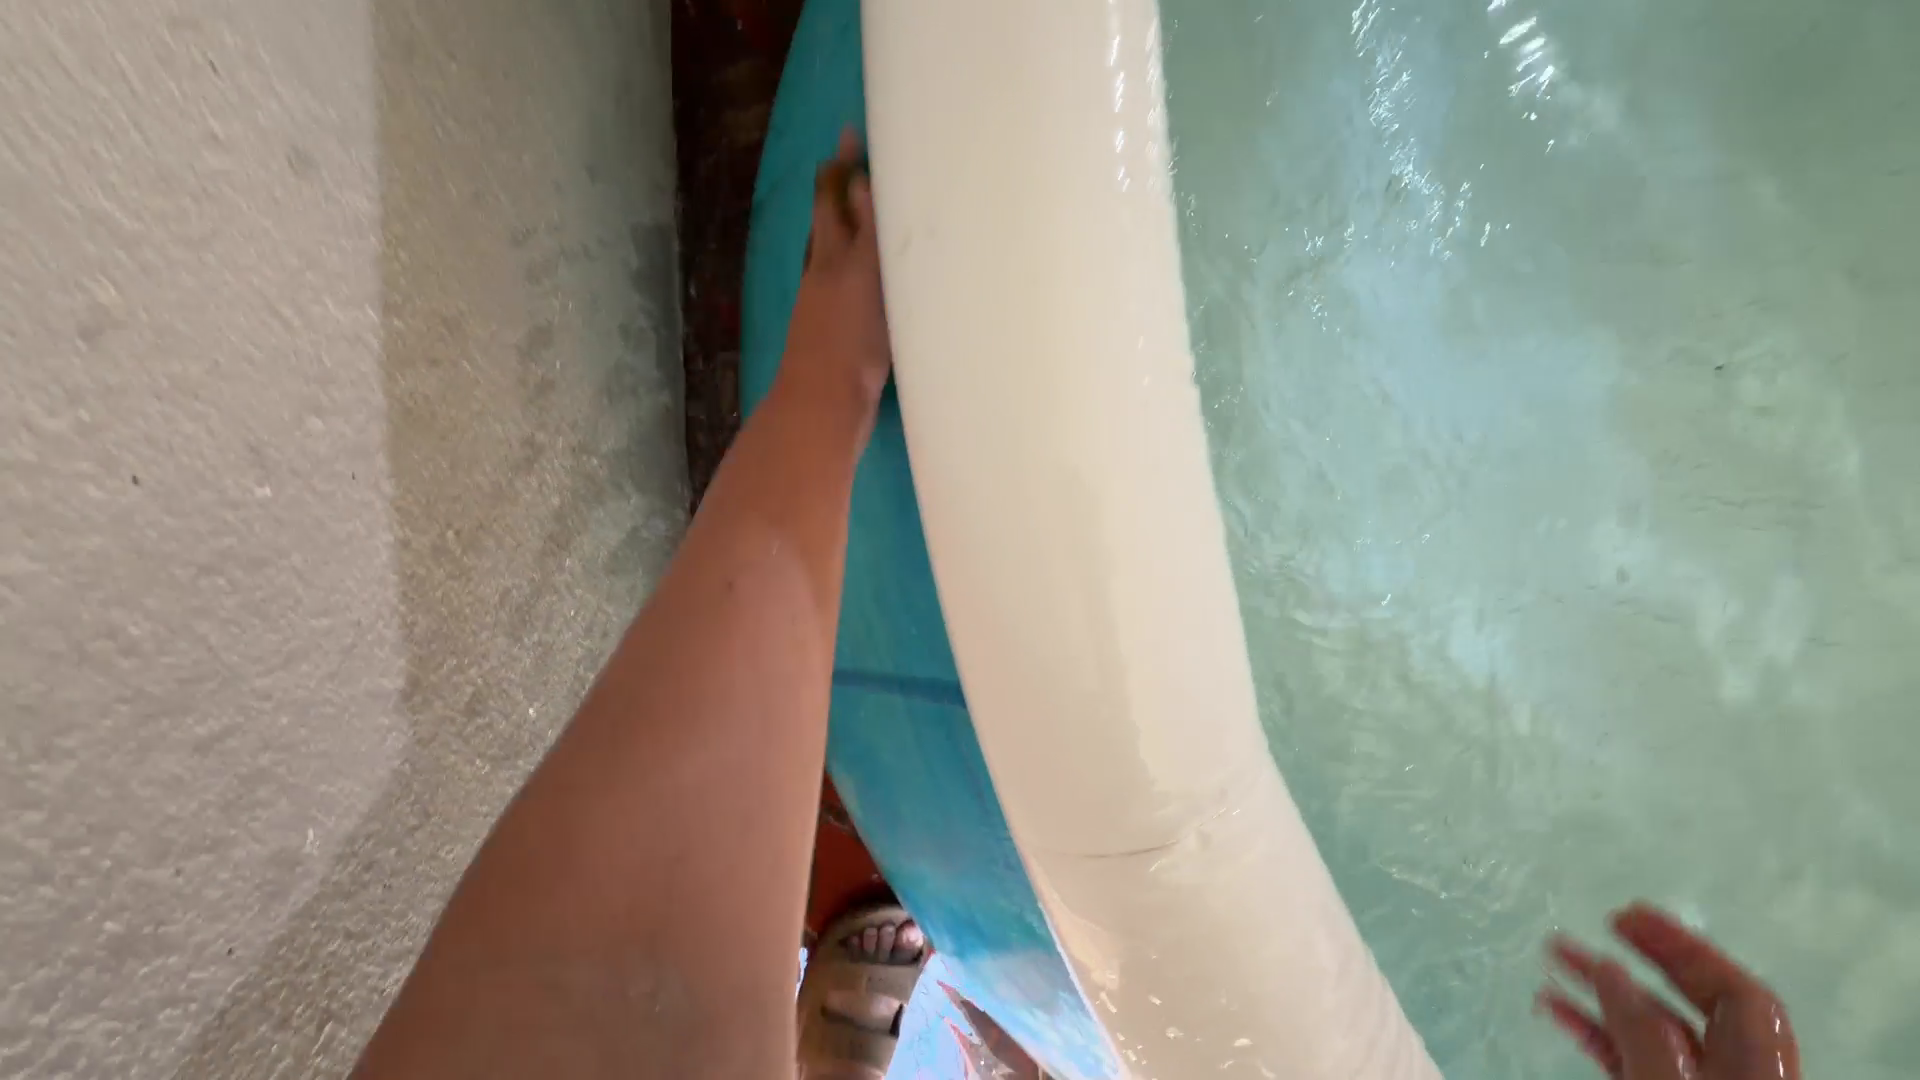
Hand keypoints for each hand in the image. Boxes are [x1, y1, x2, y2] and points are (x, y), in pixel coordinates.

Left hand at [778, 130, 891, 421]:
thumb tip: (858, 180)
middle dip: (838, 193)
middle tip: (849, 161)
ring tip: (861, 212)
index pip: (834, 201)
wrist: (824, 408)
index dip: (842, 169)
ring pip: (833, 257)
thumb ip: (866, 233)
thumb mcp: (864, 280)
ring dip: (846, 232)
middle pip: (828, 225)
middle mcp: (825, 277)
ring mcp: (827, 309)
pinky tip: (870, 281)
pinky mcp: (837, 339)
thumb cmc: (849, 343)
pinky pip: (847, 291)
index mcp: (831, 258)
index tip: (851, 138)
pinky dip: (857, 274)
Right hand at [1540, 903, 1800, 1079]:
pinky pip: (1627, 1049)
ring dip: (1600, 983)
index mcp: (1755, 1065)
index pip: (1739, 991)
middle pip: (1697, 999)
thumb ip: (1644, 1030)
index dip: (1689, 946)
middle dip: (1646, 954)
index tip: (1632, 911)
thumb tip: (1609, 966)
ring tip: (1554, 952)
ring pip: (1651, 1021)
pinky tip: (1552, 1003)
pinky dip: (1590, 1023)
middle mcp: (1732, 1069)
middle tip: (1603, 919)